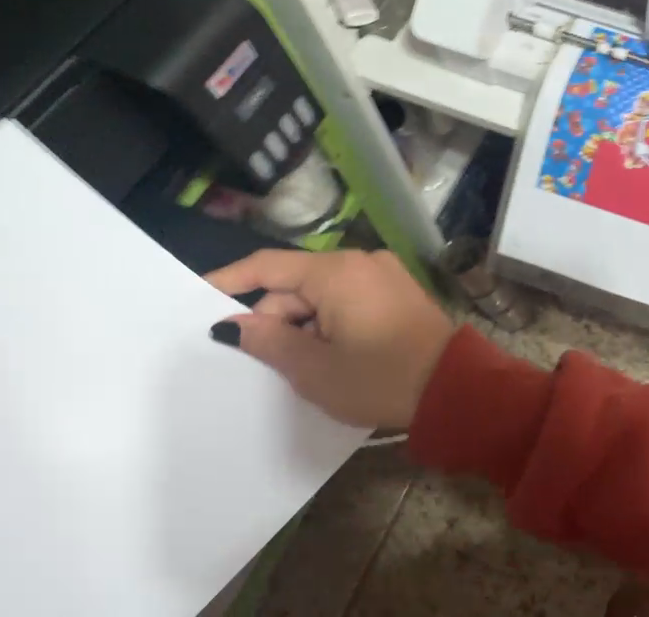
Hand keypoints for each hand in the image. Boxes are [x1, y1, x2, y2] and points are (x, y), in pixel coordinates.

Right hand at [205, 250, 455, 430]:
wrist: (452, 387)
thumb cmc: (379, 378)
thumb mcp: (315, 368)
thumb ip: (269, 341)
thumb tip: (233, 324)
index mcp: (338, 272)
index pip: (270, 266)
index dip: (230, 280)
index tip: (196, 296)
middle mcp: (362, 262)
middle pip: (297, 284)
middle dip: (275, 320)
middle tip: (262, 364)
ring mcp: (384, 274)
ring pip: (322, 295)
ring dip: (304, 326)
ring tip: (302, 368)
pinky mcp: (397, 292)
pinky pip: (348, 300)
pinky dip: (329, 323)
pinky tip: (327, 356)